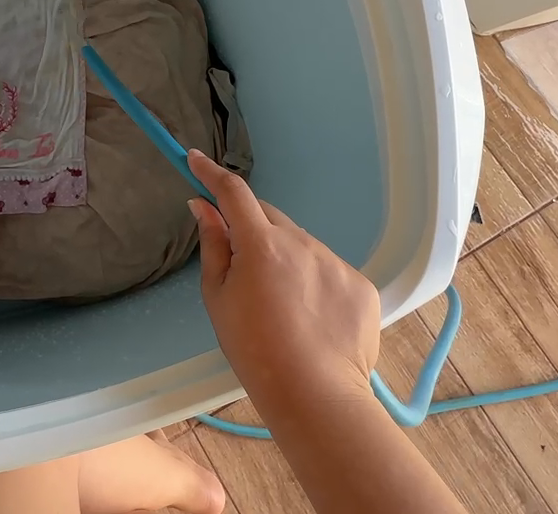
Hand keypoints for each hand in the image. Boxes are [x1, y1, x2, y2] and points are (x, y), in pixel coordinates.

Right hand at [188, 150, 380, 410]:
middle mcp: (301, 242)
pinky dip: (313, 279)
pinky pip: (327, 268)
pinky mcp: (361, 285)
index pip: (233, 192)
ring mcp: (335, 262)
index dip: (211, 173)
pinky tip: (311, 315)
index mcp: (261, 244)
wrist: (316, 398)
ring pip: (299, 244)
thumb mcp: (217, 297)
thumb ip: (212, 244)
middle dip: (251, 228)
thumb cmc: (253, 349)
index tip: (195, 160)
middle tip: (242, 265)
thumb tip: (202, 206)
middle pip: (268, 217)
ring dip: (284, 256)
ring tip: (282, 304)